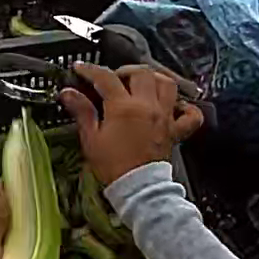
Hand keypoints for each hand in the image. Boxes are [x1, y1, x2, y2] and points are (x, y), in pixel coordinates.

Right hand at [59, 62, 203, 186]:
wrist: (138, 189)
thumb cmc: (112, 165)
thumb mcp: (91, 138)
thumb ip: (81, 111)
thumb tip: (67, 92)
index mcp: (123, 107)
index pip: (105, 78)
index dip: (90, 70)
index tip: (79, 68)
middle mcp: (147, 106)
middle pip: (141, 72)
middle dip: (124, 71)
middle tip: (112, 79)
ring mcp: (165, 116)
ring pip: (166, 83)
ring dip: (153, 78)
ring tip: (141, 84)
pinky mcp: (176, 130)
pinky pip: (190, 114)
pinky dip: (184, 106)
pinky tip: (174, 105)